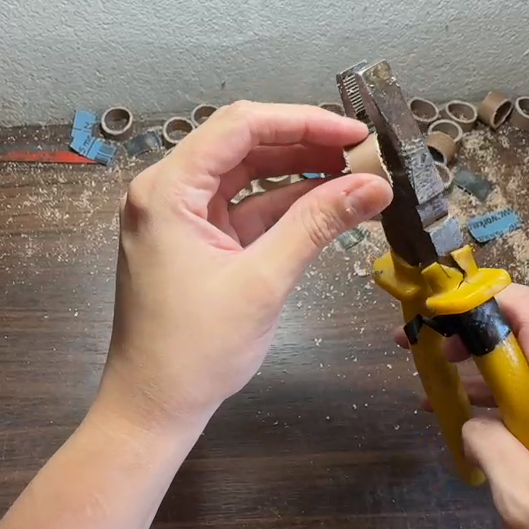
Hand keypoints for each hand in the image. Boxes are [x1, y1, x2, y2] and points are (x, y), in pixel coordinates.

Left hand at [97, 102, 391, 435]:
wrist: (153, 407)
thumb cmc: (196, 350)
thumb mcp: (262, 281)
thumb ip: (317, 225)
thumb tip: (375, 186)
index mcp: (167, 189)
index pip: (239, 127)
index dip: (301, 121)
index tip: (354, 133)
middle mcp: (166, 191)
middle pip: (242, 145)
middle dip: (303, 145)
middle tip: (363, 154)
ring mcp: (178, 216)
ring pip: (245, 175)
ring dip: (297, 173)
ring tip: (355, 175)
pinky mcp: (194, 240)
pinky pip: (242, 208)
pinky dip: (282, 206)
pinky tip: (327, 203)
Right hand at [402, 285, 528, 528]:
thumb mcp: (525, 510)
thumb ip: (489, 447)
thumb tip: (472, 418)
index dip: (479, 300)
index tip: (433, 315)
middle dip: (470, 335)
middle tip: (420, 355)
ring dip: (485, 369)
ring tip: (436, 390)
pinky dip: (508, 396)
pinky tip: (474, 421)